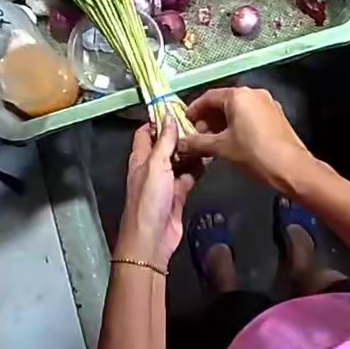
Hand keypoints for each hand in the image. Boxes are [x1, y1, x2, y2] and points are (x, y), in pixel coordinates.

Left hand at [116, 118, 195, 269]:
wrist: (152, 238)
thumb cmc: (149, 199)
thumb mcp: (156, 165)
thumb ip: (164, 141)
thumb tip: (167, 116)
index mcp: (140, 158)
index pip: (146, 132)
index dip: (159, 121)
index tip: (178, 110)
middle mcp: (151, 168)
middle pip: (165, 145)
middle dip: (180, 135)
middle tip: (201, 123)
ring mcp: (164, 182)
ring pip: (179, 160)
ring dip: (191, 151)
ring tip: (208, 138)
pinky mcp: (177, 195)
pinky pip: (188, 177)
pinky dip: (197, 169)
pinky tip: (209, 160)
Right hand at [175, 87, 314, 193]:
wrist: (292, 167)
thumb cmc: (253, 153)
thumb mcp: (221, 148)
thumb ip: (197, 143)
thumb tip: (179, 144)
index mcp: (238, 95)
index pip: (208, 97)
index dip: (194, 110)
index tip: (185, 123)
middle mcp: (253, 93)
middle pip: (223, 101)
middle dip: (208, 118)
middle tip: (199, 136)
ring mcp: (267, 103)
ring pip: (237, 108)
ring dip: (222, 122)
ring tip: (213, 141)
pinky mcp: (276, 114)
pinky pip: (250, 114)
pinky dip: (237, 124)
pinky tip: (232, 140)